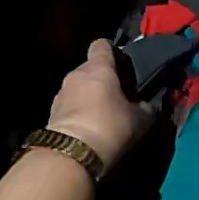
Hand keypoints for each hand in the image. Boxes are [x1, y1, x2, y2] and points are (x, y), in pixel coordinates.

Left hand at [45, 39, 151, 174]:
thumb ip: (145, 108)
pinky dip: (78, 112)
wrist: (72, 154)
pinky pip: (69, 106)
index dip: (111, 51)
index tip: (121, 62)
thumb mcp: (139, 119)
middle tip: (116, 94)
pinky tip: (88, 127)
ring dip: (87, 96)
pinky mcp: (51, 113)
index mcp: (98, 67)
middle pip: (89, 68)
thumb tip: (147, 106)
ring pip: (77, 88)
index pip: (101, 45)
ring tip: (101, 114)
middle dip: (100, 78)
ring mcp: (60, 93)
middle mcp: (75, 74)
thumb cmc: (110, 126)